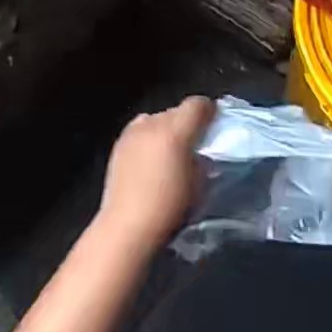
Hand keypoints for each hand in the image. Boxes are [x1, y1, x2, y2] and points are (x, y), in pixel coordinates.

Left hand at [95, 96, 214, 249]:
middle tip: (192, 144)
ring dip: (167, 128)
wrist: (127, 227)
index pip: (197, 104)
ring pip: (157, 118)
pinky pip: (140, 129)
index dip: (208, 111)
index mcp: (176, 131)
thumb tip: (199, 152)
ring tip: (169, 150)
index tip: (213, 126)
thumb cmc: (170, 208)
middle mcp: (153, 124)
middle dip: (187, 122)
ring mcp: (133, 133)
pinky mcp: (118, 144)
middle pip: (177, 110)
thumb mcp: (199, 183)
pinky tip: (150, 157)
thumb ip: (202, 159)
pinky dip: (149, 136)